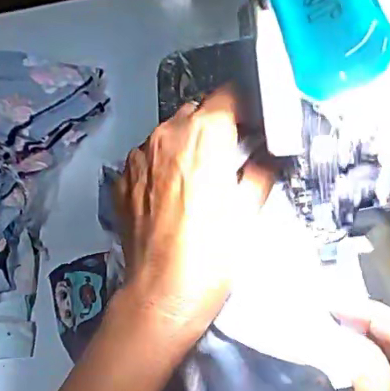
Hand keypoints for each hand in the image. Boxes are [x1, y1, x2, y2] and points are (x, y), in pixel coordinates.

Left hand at [110, 88, 272, 340]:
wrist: (162, 295)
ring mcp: (138, 158)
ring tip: (199, 184)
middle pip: (197, 112)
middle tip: (230, 161)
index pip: (230, 95)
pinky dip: (161, 168)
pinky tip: (173, 199)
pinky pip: (147, 160)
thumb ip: (261, 171)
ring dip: (186, 147)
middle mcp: (165, 135)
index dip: (247, 110)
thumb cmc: (210, 256)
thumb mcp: (248, 212)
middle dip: (215, 128)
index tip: (255, 130)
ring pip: (168, 135)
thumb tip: (267, 155)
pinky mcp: (122, 181)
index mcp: (203, 134)